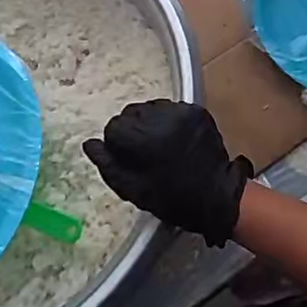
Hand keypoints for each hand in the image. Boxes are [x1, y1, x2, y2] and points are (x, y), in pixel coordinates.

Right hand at [84, 99, 251, 246]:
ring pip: (151, 108)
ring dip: (149, 123)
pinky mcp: (196, 110)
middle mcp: (161, 117)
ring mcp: (181, 111)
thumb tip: (89, 143)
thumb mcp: (132, 189)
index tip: (128, 159)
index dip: (117, 144)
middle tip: (144, 154)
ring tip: (161, 146)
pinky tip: (176, 140)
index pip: (114, 126)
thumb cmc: (171, 198)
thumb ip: (107, 164)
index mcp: (142, 137)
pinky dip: (169, 121)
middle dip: (132, 130)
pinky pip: (172, 109)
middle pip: (131, 113)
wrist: (217, 195)